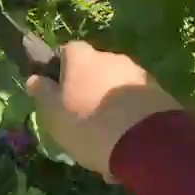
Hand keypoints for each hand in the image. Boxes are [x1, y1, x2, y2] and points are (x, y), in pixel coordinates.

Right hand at [26, 41, 182, 178]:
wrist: (146, 143)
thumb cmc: (89, 125)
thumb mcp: (55, 114)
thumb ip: (43, 94)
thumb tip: (35, 79)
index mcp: (83, 58)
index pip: (67, 51)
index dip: (60, 69)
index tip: (57, 91)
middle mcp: (111, 57)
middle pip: (94, 68)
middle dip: (88, 88)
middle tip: (81, 118)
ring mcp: (138, 74)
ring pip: (115, 87)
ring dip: (110, 104)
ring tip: (106, 137)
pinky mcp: (158, 92)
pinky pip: (135, 102)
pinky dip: (129, 115)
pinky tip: (126, 142)